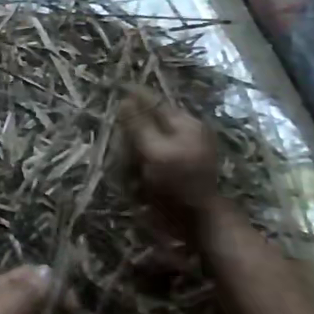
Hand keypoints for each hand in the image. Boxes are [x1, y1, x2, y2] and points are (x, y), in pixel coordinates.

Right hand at [121, 91, 224, 213]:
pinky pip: (155, 155)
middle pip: (151, 120)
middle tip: (120, 138)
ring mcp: (185, 150)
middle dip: (133, 128)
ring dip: (136, 148)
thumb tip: (125, 100)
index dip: (134, 97)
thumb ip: (139, 125)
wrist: (199, 221)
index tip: (114, 91)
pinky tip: (138, 174)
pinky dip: (143, 162)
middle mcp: (187, 132)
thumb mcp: (154, 151)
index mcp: (185, 124)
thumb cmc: (177, 183)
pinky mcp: (180, 168)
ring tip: (129, 162)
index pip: (155, 101)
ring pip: (151, 139)